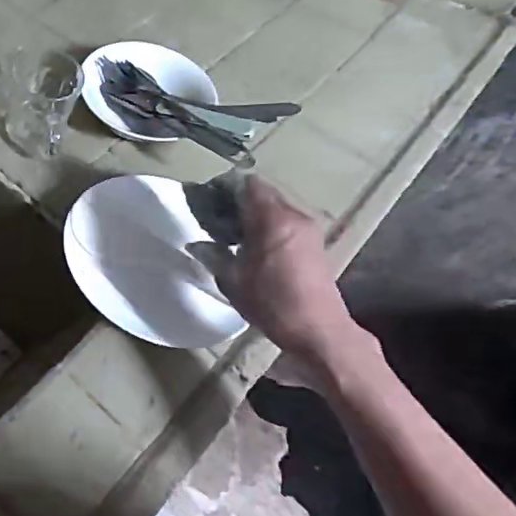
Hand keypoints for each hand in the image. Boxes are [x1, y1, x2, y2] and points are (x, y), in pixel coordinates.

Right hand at [198, 177, 368, 370]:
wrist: (318, 330)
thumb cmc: (273, 304)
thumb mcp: (233, 282)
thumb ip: (214, 256)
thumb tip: (197, 244)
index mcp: (273, 220)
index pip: (247, 184)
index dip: (223, 188)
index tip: (206, 202)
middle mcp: (294, 216)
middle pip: (261, 192)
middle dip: (236, 200)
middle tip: (214, 219)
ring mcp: (308, 228)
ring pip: (274, 206)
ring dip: (252, 213)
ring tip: (230, 234)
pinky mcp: (313, 242)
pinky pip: (285, 220)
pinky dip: (266, 224)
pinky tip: (251, 246)